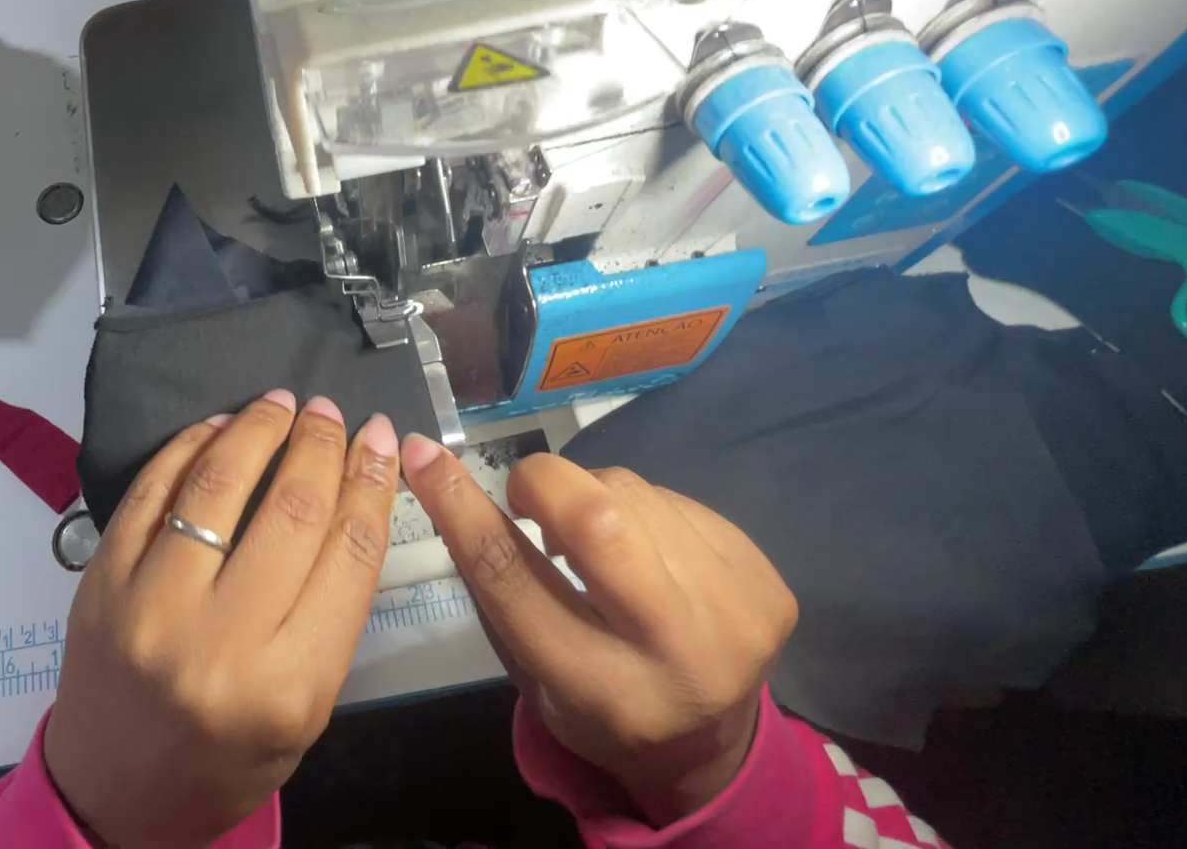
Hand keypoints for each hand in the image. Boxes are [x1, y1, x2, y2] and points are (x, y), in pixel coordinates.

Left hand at [45, 391, 400, 847]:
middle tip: (330, 412)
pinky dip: (187, 447)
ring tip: (279, 404)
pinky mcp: (101, 581)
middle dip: (319, 446)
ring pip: (217, 487)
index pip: (348, 551)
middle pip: (291, 511)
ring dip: (255, 430)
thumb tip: (350, 495)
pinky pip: (151, 492)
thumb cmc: (226, 757)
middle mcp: (221, 640)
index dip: (372, 480)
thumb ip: (331, 607)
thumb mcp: (305, 704)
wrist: (115, 794)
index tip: (381, 436)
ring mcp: (150, 605)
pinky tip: (216, 426)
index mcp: (289, 684)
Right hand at [400, 439, 795, 826]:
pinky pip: (670, 496)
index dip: (458, 506)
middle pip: (597, 522)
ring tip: (593, 537)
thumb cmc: (591, 696)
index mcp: (597, 689)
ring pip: (630, 491)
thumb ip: (488, 574)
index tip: (421, 454)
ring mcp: (735, 611)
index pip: (512, 576)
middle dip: (543, 483)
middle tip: (529, 496)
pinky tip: (641, 545)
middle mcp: (676, 653)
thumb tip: (435, 468)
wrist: (709, 732)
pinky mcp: (764, 577)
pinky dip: (635, 505)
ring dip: (592, 494)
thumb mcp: (524, 659)